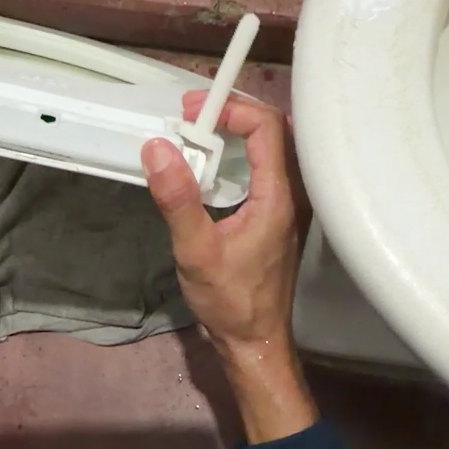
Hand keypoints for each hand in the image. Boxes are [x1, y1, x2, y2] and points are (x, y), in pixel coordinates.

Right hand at [142, 92, 317, 442]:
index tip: (194, 110)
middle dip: (234, 113)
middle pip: (274, 132)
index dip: (232, 108)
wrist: (255, 340)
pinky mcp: (274, 219)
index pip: (267, 128)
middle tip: (193, 115)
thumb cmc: (230, 302)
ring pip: (271, 150)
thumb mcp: (196, 252)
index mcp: (277, 197)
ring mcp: (284, 208)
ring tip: (197, 133)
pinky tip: (211, 167)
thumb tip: (158, 149)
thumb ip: (178, 200)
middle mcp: (290, 196)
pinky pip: (263, 171)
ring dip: (237, 133)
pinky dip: (238, 156)